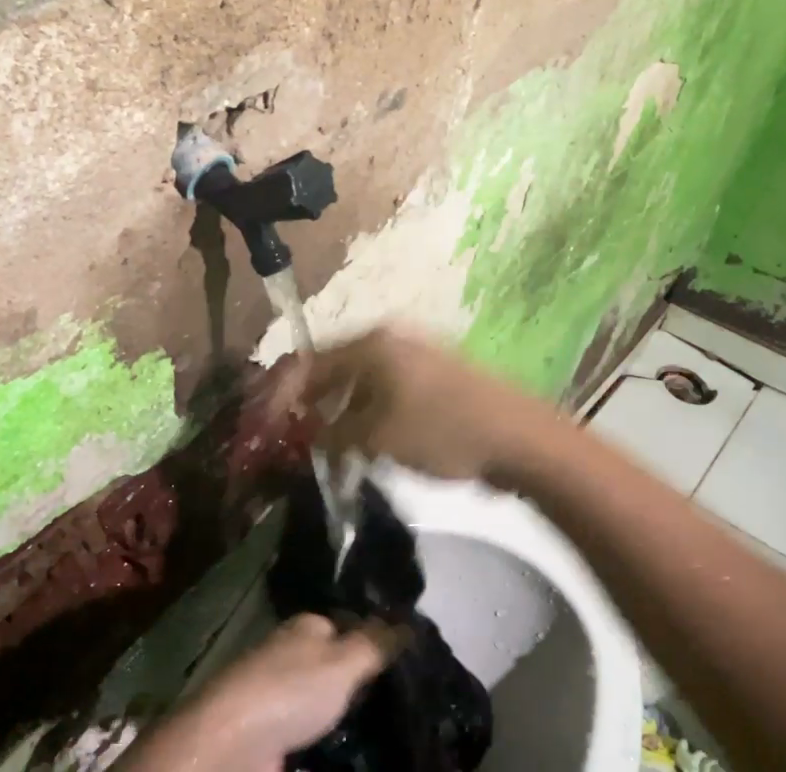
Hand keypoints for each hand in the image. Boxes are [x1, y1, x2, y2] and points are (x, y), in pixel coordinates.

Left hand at [122, 614, 396, 771]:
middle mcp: (290, 654)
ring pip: (325, 700)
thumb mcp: (342, 662)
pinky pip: (312, 731)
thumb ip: (375, 643)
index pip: (347, 624)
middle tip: (410, 702)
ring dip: (350, 716)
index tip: (411, 664)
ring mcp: (279, 694)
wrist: (232, 744)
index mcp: (304, 627)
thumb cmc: (289, 691)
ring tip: (394, 730)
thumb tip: (410, 619)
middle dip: (365, 682)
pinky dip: (331, 740)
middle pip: (336, 664)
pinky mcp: (273, 731)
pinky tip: (357, 751)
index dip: (376, 640)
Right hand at [262, 327, 538, 481]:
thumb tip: (312, 435)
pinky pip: (387, 391)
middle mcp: (391, 340)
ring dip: (341, 411)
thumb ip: (333, 434)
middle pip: (335, 369)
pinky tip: (367, 441)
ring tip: (328, 445)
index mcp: (371, 343)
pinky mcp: (438, 378)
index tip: (263, 423)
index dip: (282, 393)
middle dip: (311, 402)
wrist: (522, 440)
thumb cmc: (441, 431)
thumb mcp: (376, 437)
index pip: (309, 362)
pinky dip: (369, 412)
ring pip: (362, 382)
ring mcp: (418, 356)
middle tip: (293, 435)